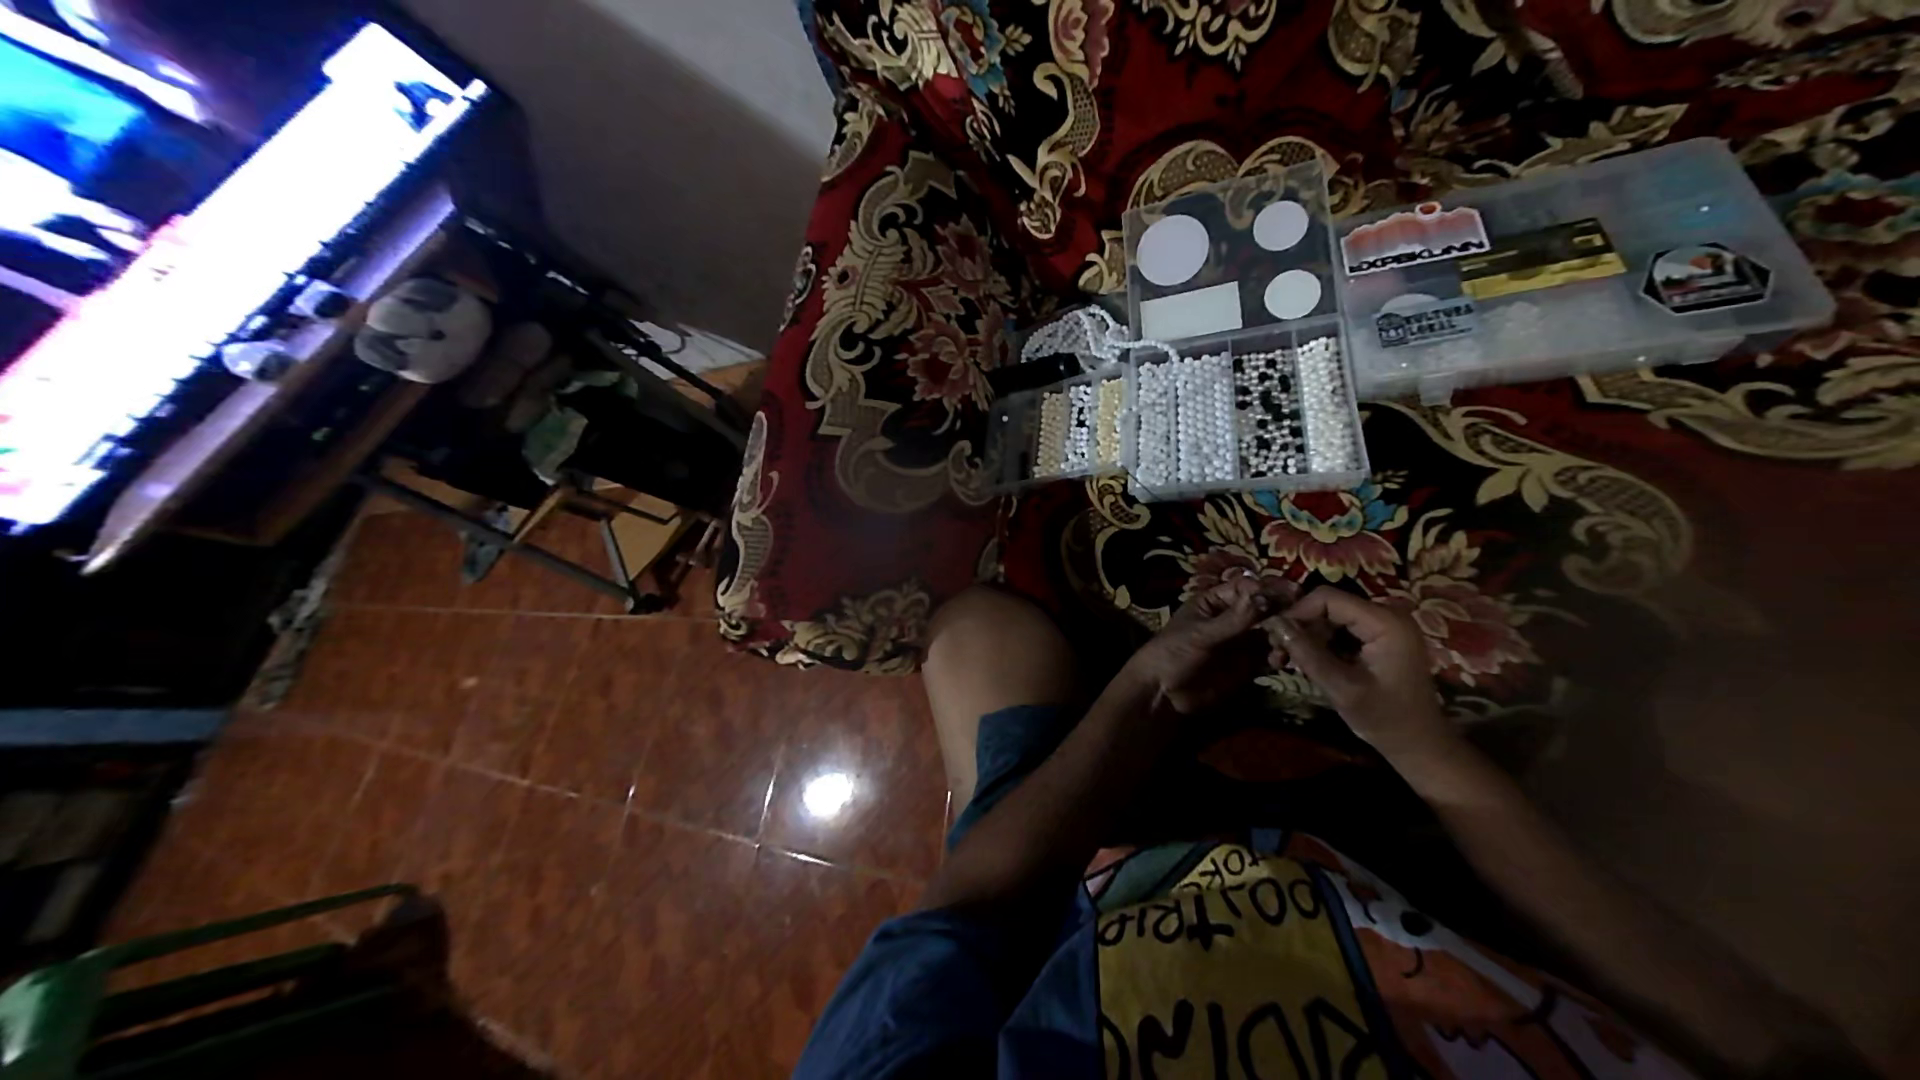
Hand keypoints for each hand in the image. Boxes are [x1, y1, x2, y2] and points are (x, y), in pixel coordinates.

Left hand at [1124, 575, 1287, 714]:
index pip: (1245, 588)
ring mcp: (1241, 641)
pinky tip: (1283, 659)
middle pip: (1263, 608)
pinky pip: (1270, 655)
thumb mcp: (1202, 634)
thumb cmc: (1173, 653)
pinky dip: (1279, 655)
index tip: (1288, 593)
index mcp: (1214, 601)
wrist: (1163, 693)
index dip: (1265, 589)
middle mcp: (1231, 618)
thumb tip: (1264, 596)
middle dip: (1282, 609)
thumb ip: (1234, 619)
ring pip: (1271, 631)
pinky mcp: (1248, 664)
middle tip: (1305, 611)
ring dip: (1284, 633)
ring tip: (1295, 638)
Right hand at [1266, 587, 1453, 756]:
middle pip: (1328, 606)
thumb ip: (1307, 652)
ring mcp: (1384, 626)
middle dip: (1299, 627)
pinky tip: (1303, 662)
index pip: (1328, 598)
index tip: (1274, 637)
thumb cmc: (1385, 718)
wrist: (1419, 743)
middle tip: (1276, 653)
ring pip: (1329, 618)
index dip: (1296, 612)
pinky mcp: (1379, 637)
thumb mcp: (1341, 687)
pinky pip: (1340, 630)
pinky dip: (1319, 644)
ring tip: (1283, 661)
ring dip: (1305, 637)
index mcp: (1386, 623)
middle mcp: (1387, 615)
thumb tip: (1273, 624)